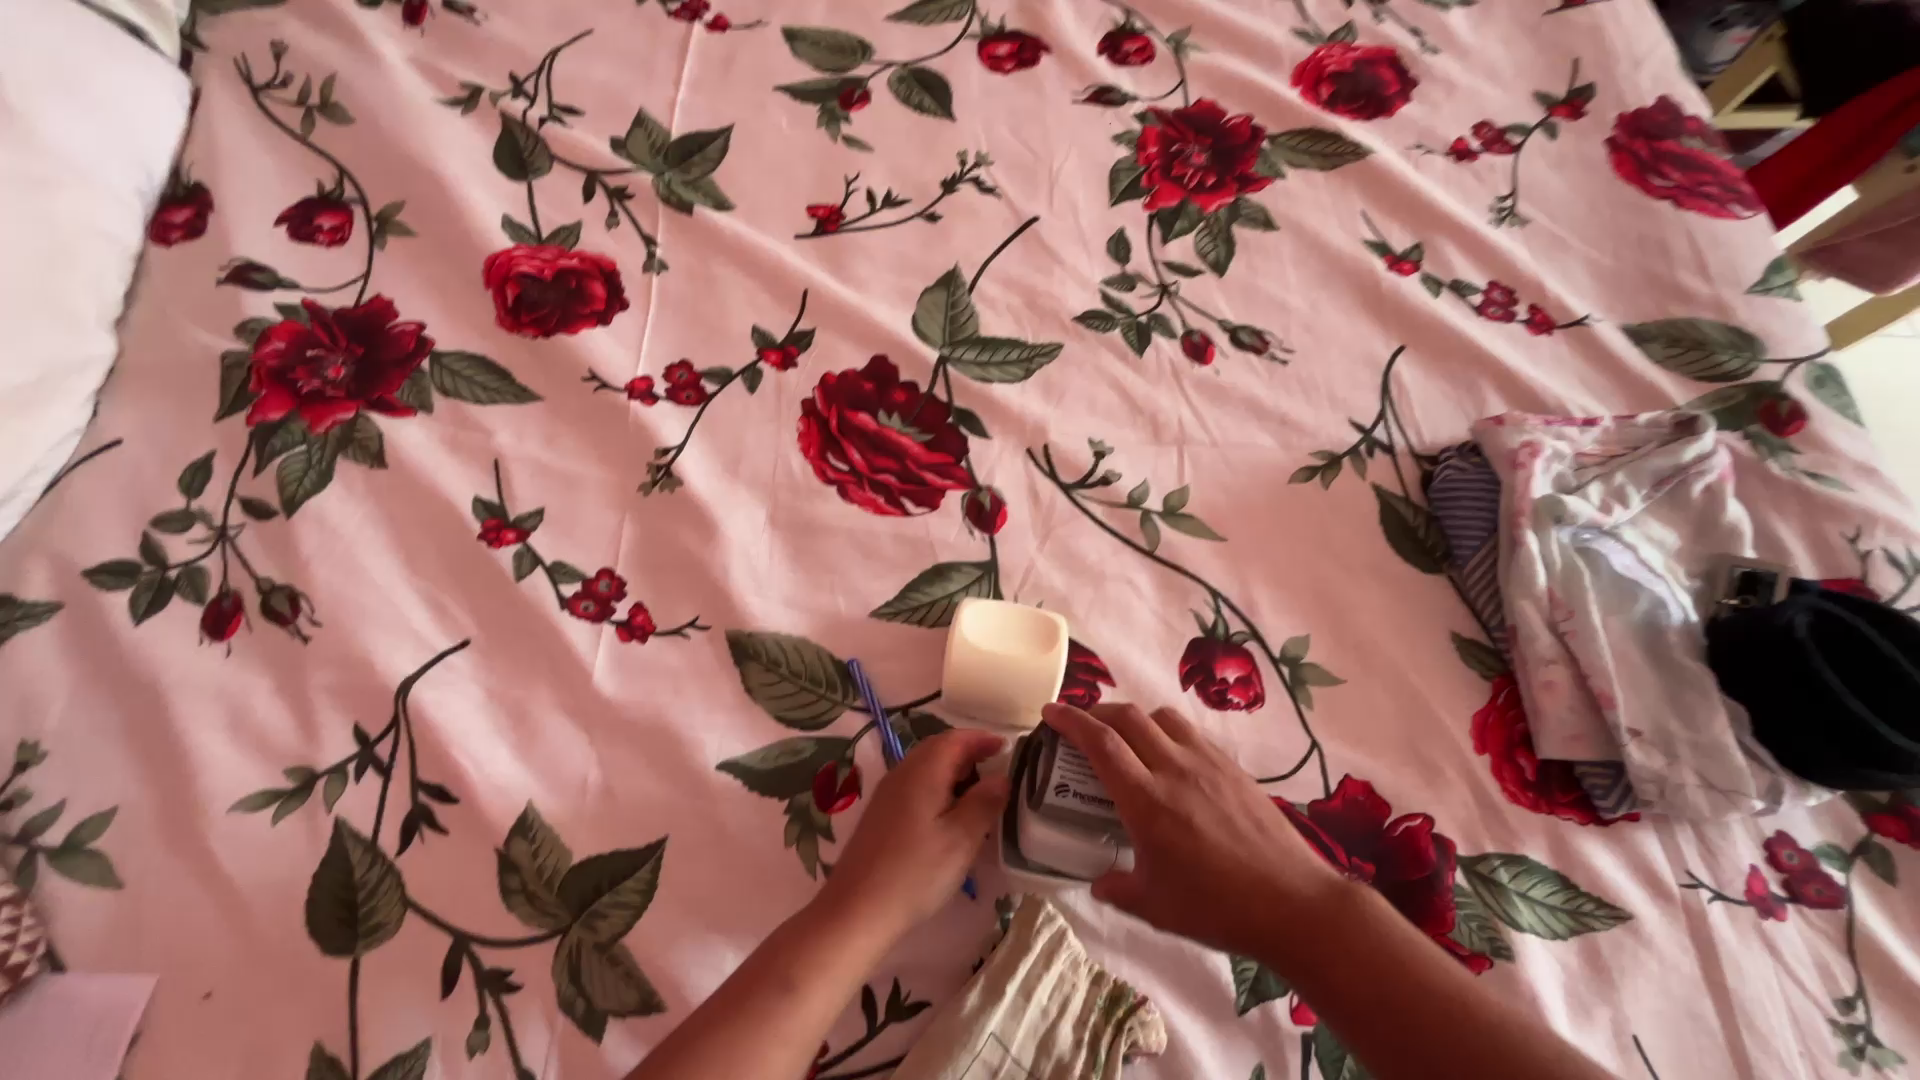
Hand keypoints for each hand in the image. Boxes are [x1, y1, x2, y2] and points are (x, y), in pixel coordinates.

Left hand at [815, 728, 1010, 938]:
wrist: (856, 910)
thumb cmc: (915, 873)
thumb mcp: (961, 840)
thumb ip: (984, 803)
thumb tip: (1001, 777)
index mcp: (922, 772)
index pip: (954, 739)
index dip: (981, 738)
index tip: (1007, 747)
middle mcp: (901, 774)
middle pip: (937, 748)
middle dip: (968, 751)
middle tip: (996, 766)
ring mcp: (886, 794)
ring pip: (924, 767)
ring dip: (952, 770)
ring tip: (978, 791)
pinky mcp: (880, 815)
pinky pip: (914, 785)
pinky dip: (937, 787)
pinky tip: (947, 814)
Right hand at [1040, 701, 1351, 956]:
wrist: (1293, 903)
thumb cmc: (1217, 907)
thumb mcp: (1155, 906)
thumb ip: (1117, 888)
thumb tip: (1097, 881)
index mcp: (1147, 800)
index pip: (1100, 742)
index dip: (1070, 720)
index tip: (1049, 712)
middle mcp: (1174, 769)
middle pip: (1128, 716)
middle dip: (1096, 711)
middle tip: (1079, 723)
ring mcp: (1207, 763)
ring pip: (1161, 716)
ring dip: (1134, 717)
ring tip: (1125, 736)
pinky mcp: (1232, 768)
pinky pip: (1190, 732)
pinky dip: (1166, 731)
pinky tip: (1169, 757)